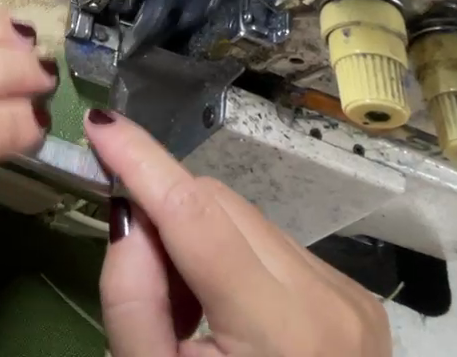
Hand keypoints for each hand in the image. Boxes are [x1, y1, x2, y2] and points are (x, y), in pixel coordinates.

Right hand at [86, 111, 390, 356]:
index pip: (196, 216)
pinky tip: (228, 311)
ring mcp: (350, 295)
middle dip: (164, 212)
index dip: (142, 162)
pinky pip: (270, 241)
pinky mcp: (356, 296)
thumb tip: (129, 215)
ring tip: (190, 307)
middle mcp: (328, 298)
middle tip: (140, 268)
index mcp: (283, 333)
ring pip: (241, 215)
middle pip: (216, 204)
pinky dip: (231, 253)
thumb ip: (132, 297)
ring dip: (196, 234)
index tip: (100, 123)